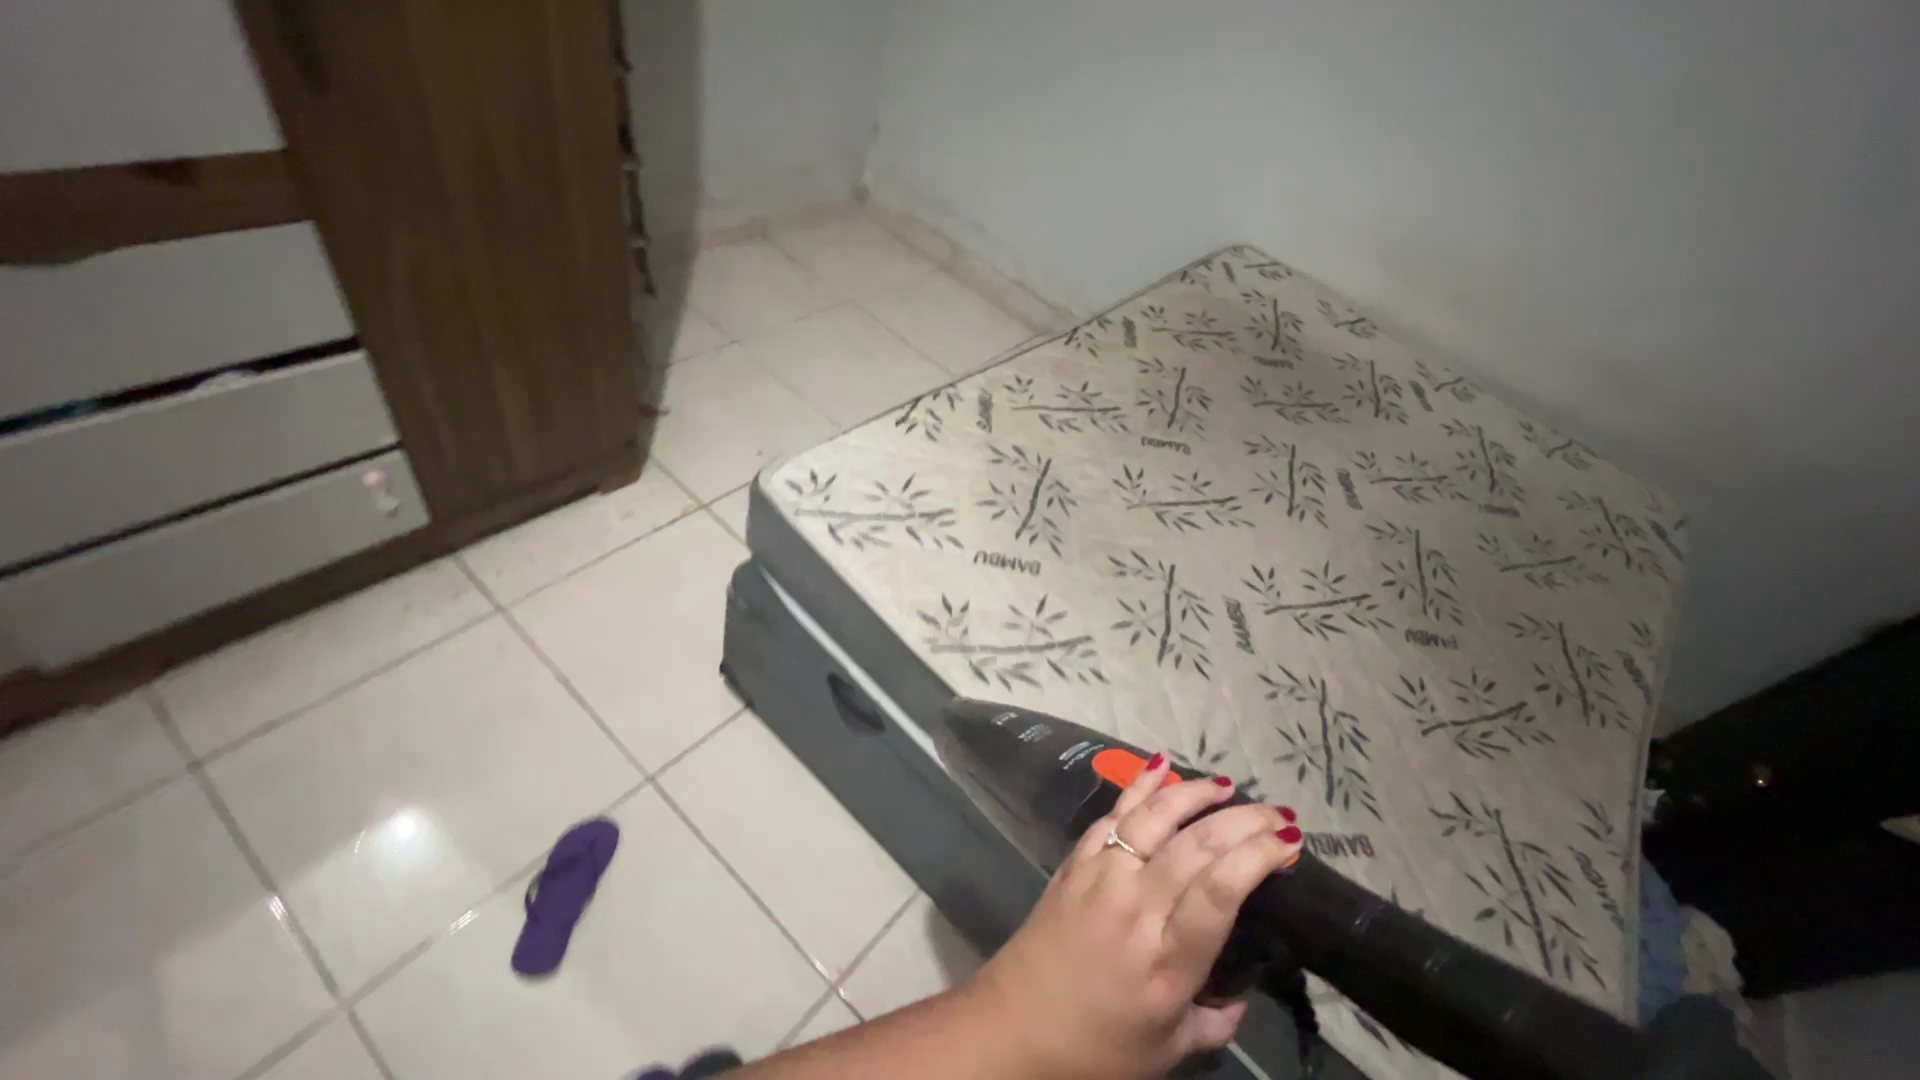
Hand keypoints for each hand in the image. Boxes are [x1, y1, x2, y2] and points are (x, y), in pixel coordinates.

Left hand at [964, 757, 1303, 1079]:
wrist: (1013, 1026)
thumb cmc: (1095, 1048)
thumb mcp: (1169, 1049)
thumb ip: (1216, 1020)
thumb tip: (1242, 991)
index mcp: (1166, 959)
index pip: (1219, 890)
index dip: (1256, 856)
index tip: (1287, 843)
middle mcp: (1134, 906)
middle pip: (1195, 845)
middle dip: (1243, 821)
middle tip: (1277, 813)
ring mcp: (1100, 876)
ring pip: (1151, 817)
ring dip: (1192, 794)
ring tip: (1227, 785)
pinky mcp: (1075, 862)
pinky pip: (1111, 815)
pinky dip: (1138, 788)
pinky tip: (1161, 768)